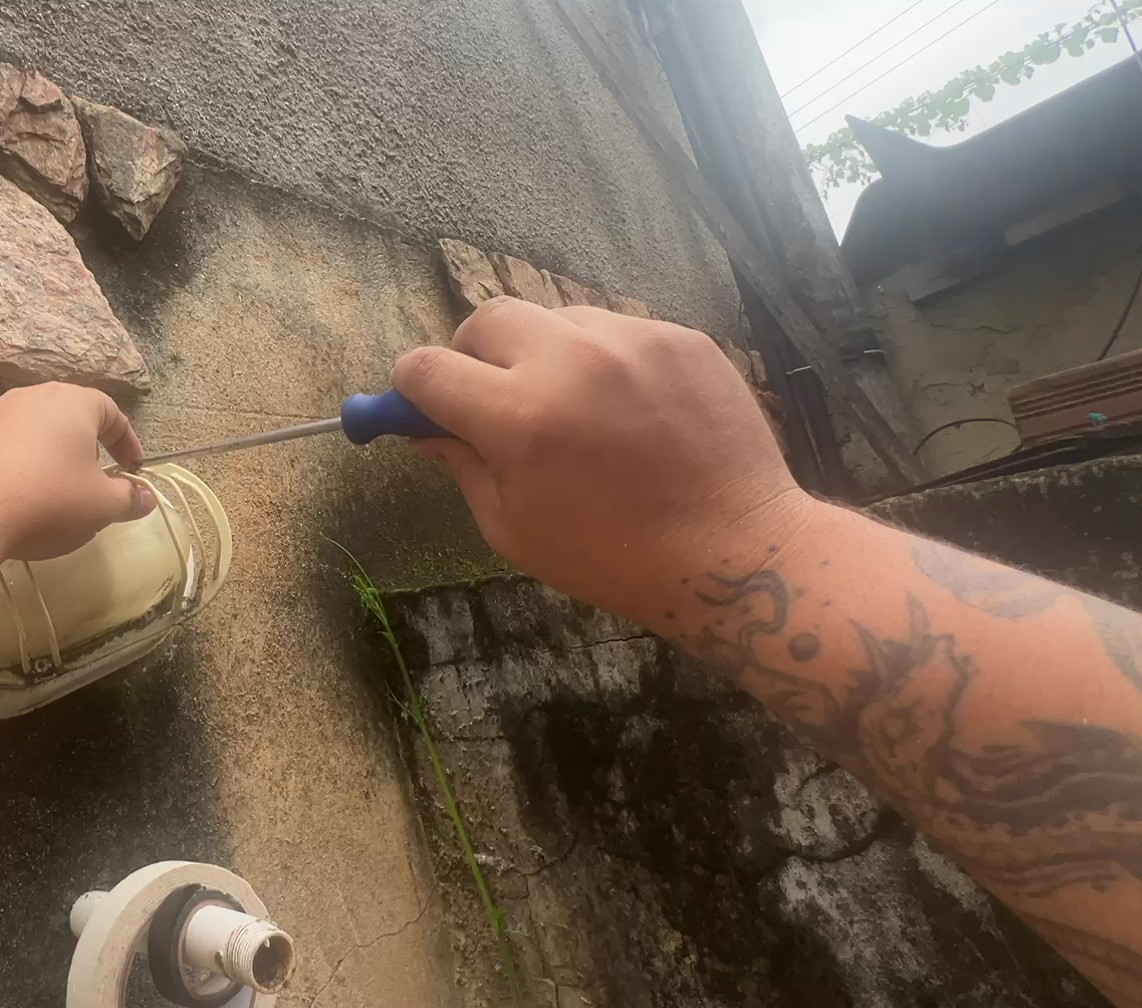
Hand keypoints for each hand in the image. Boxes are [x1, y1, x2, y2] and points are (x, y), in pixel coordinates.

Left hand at [0, 383, 155, 563]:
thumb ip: (129, 499)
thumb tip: (147, 498)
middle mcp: (31, 398)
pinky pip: (4, 448)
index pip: (111, 411)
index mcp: (72, 403)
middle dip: (89, 447)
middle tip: (96, 479)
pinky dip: (20, 467)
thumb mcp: (101, 506)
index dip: (127, 441)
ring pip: (35, 431)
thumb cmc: (47, 500)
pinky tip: (17, 499)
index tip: (134, 469)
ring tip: (57, 492)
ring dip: (52, 457)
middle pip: (70, 416)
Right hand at [392, 297, 815, 620]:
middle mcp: (569, 361)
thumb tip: (425, 429)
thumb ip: (460, 465)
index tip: (419, 404)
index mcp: (518, 418)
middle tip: (488, 395)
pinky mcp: (678, 335)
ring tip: (567, 406)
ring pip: (550, 318)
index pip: (427, 369)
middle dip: (470, 353)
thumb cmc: (604, 555)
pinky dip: (593, 359)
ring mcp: (630, 340)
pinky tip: (619, 407)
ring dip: (536, 354)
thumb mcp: (508, 527)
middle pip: (485, 317)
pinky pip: (609, 329)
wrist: (732, 550)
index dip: (409, 387)